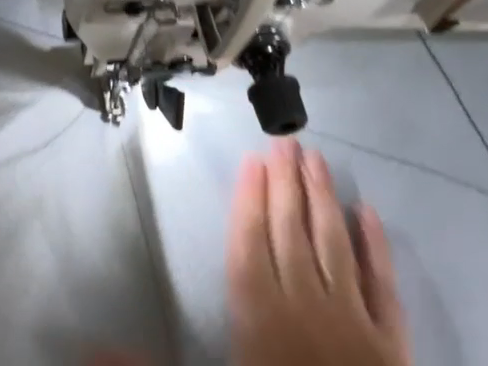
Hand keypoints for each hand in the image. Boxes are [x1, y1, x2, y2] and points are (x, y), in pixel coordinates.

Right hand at [228, 139, 411, 365]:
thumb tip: (97, 348)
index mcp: (258, 318)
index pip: (250, 243)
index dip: (250, 199)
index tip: (254, 162)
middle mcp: (302, 305)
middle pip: (290, 231)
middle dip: (286, 184)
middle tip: (286, 142)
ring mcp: (350, 319)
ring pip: (332, 243)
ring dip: (323, 198)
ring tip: (317, 160)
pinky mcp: (390, 340)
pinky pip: (381, 282)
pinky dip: (374, 246)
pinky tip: (368, 213)